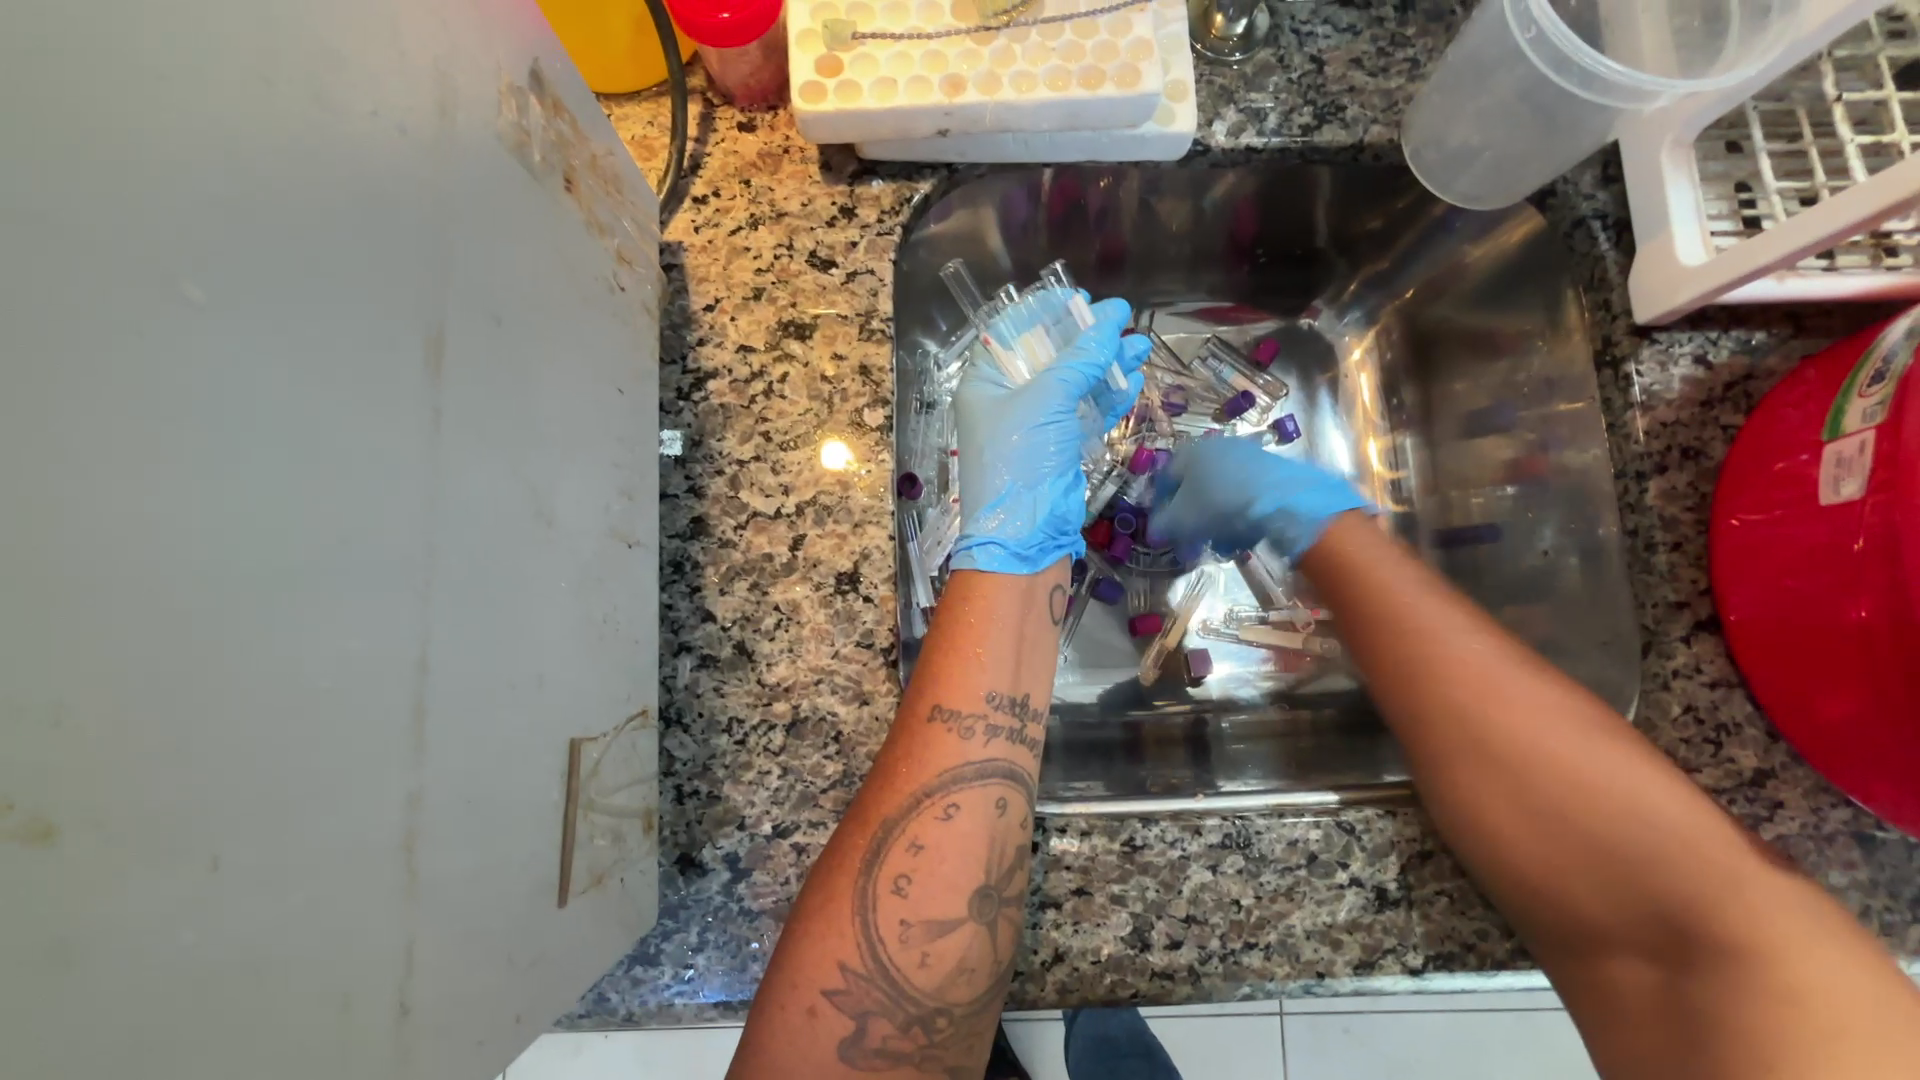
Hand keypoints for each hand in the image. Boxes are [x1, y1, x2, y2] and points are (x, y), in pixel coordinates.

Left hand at [950, 295, 1150, 574]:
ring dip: (1106, 364)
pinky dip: (1108, 396)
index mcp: (986, 381)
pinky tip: (1133, 380)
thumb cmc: (1019, 459)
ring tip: (1139, 347)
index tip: (1079, 298)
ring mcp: (1035, 424)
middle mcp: (1007, 398)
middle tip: (1121, 317)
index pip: (1011, 332)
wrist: (1025, 534)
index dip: (1045, 311)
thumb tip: (1111, 320)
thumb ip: (1079, 359)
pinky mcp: (1059, 447)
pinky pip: (1085, 412)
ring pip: (1073, 383)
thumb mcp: (1046, 401)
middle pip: (1048, 354)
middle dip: (1086, 336)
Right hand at [1147, 434, 1370, 558]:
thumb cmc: (1217, 505)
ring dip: (1217, 517)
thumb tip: (1155, 531)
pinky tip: (1244, 534)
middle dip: (1193, 515)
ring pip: (1222, 490)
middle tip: (1194, 539)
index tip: (1167, 529)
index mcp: (1188, 453)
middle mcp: (1216, 447)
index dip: (1162, 507)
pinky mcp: (1272, 467)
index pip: (1165, 479)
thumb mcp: (1180, 521)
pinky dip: (1240, 513)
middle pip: (1196, 485)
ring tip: (1222, 542)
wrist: (1280, 499)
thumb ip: (1162, 526)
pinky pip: (1246, 493)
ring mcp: (1247, 454)